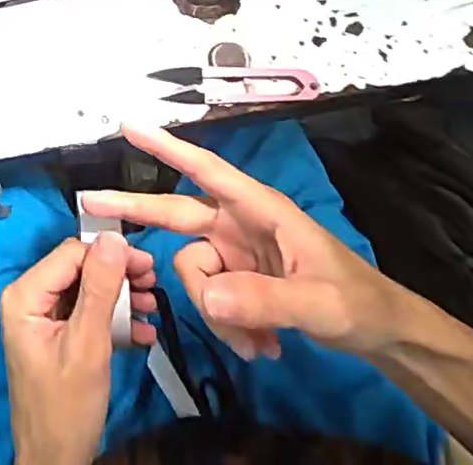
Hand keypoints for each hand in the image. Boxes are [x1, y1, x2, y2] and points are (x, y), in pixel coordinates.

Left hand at [0, 233, 158, 464]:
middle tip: (153, 282)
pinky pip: (85, 314)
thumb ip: (100, 289)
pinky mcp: (55, 336)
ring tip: (153, 304)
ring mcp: (41, 317)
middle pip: (77, 270)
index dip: (107, 254)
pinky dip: (112, 319)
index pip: (69, 254)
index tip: (146, 263)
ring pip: (85, 291)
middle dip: (117, 275)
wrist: (55, 463)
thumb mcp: (88, 345)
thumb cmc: (67, 406)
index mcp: (24, 294)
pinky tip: (142, 331)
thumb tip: (113, 238)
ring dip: (120, 297)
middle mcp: (28, 297)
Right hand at [78, 123, 407, 361]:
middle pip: (174, 213)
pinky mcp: (234, 279)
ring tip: (254, 343)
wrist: (382, 334)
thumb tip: (205, 295)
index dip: (164, 147)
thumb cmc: (359, 301)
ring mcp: (232, 251)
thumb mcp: (320, 303)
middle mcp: (236, 222)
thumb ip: (264, 299)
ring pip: (191, 271)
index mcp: (257, 207)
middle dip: (134, 210)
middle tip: (90, 204)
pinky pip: (207, 297)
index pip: (203, 169)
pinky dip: (226, 324)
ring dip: (215, 312)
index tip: (128, 127)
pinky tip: (259, 344)